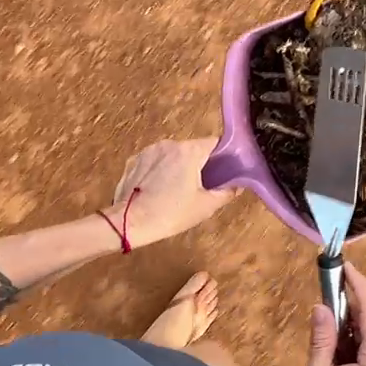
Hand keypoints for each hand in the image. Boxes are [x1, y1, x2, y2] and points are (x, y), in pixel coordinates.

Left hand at [108, 138, 236, 246]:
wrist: (129, 223)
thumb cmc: (171, 214)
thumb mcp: (205, 206)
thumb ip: (226, 192)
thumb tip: (236, 186)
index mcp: (189, 151)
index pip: (215, 143)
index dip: (223, 156)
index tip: (224, 171)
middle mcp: (169, 144)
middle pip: (193, 148)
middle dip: (199, 164)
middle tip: (202, 187)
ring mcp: (149, 150)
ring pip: (172, 155)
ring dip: (178, 167)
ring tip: (176, 191)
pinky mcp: (133, 160)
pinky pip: (154, 161)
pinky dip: (159, 171)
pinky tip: (158, 191)